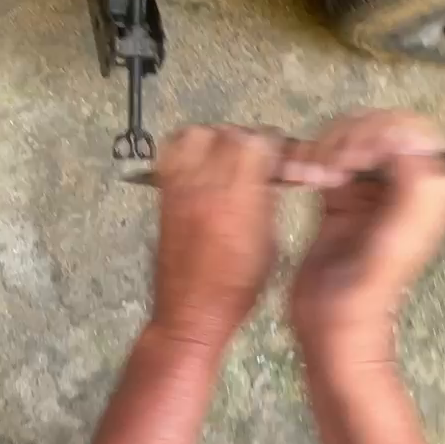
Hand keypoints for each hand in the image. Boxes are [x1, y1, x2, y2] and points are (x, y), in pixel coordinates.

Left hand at [151, 126, 282, 348]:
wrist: (190, 310)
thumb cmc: (237, 288)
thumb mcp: (270, 243)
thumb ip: (267, 199)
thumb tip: (271, 173)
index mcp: (239, 198)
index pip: (258, 142)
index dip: (274, 146)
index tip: (281, 158)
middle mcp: (206, 186)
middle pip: (228, 133)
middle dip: (248, 140)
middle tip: (258, 158)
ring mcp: (180, 187)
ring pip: (196, 135)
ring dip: (216, 139)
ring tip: (228, 157)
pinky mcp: (163, 194)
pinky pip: (170, 152)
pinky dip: (187, 148)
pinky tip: (201, 165)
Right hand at [285, 110, 444, 361]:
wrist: (331, 328)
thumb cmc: (362, 299)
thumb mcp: (395, 247)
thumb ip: (413, 193)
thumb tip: (409, 141)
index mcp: (426, 191)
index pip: (408, 130)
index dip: (375, 134)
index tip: (351, 162)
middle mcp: (400, 185)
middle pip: (373, 126)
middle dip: (343, 140)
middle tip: (328, 172)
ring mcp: (367, 189)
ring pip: (345, 137)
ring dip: (322, 150)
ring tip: (311, 179)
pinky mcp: (336, 197)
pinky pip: (324, 157)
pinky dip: (308, 161)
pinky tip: (303, 179)